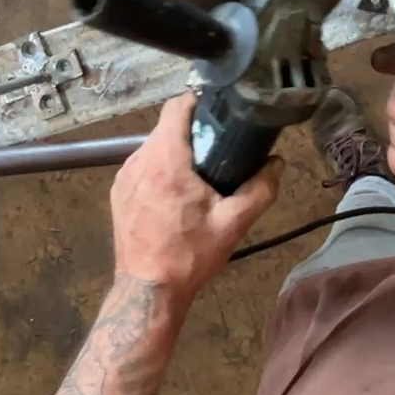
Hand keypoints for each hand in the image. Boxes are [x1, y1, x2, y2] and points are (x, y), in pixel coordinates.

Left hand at [110, 94, 281, 303]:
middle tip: (219, 146)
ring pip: (153, 146)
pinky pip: (142, 165)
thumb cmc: (190, 255)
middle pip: (166, 126)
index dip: (198, 101)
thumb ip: (260, 189)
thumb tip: (276, 163)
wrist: (148, 292)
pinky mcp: (118, 192)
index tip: (218, 110)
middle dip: (192, 130)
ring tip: (200, 171)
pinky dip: (159, 168)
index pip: (176, 107)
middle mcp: (139, 161)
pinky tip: (176, 192)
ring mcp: (124, 177)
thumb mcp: (234, 224)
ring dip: (175, 150)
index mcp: (166, 161)